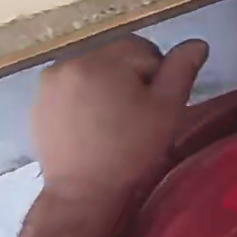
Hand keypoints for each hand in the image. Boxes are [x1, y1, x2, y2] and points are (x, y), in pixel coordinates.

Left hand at [32, 35, 207, 210]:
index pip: (143, 48)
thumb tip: (197, 43)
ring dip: (108, 88)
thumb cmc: (131, 150)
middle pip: (116, 57)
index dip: (157, 75)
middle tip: (138, 116)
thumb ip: (182, 70)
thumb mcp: (168, 109)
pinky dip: (86, 100)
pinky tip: (95, 128)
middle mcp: (69, 62)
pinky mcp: (39, 102)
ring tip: (115, 122)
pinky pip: (73, 89)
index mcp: (101, 61)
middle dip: (131, 79)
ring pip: (94, 72)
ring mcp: (49, 83)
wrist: (83, 192)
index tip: (155, 105)